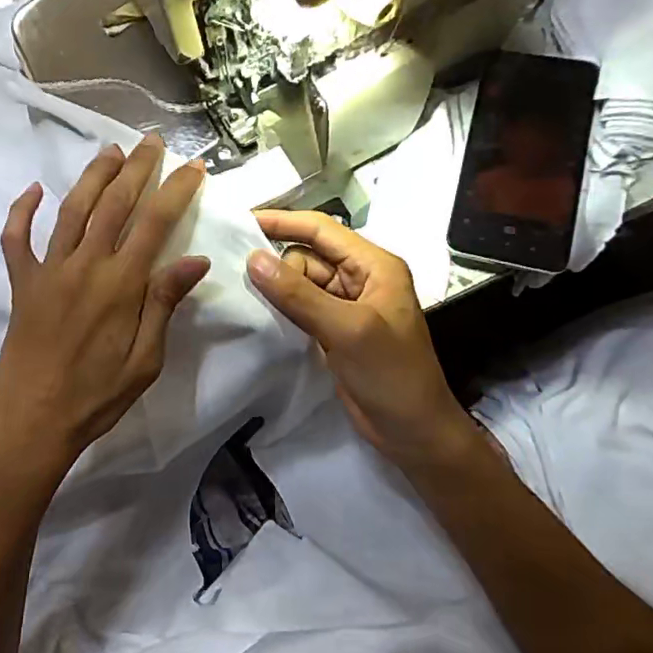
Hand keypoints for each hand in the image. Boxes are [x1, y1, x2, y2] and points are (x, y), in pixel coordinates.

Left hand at [0, 136, 209, 500]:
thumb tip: (195, 260)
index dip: (176, 190)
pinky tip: (35, 189)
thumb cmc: (96, 398)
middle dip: (136, 168)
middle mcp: (83, 266)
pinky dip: (22, 210)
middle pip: (113, 204)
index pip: (154, 223)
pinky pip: (16, 238)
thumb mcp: (144, 361)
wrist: (31, 423)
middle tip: (151, 142)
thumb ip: (164, 305)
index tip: (193, 167)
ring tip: (110, 150)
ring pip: (71, 209)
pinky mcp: (21, 283)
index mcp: (119, 286)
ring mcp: (47, 271)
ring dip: (92, 176)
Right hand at [245, 210, 485, 468]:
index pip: (321, 229)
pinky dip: (282, 309)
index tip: (239, 221)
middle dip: (276, 263)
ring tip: (241, 295)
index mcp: (374, 265)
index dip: (282, 222)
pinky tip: (257, 314)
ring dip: (276, 288)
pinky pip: (301, 308)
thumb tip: (252, 259)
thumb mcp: (346, 329)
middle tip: (239, 280)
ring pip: (301, 283)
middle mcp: (360, 279)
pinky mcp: (334, 331)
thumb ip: (299, 294)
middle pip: (307, 256)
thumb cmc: (391, 375)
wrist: (413, 431)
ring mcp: (347, 307)